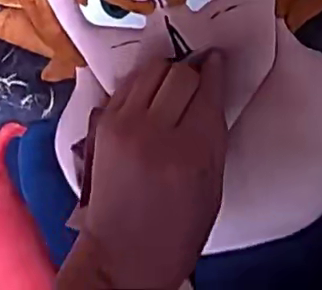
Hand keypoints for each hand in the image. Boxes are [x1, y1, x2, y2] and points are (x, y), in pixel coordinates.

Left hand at [57, 54, 227, 289]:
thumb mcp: (212, 185)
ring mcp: (124, 127)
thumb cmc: (174, 233)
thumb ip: (215, 131)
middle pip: (181, 73)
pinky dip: (145, 83)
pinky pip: (130, 82)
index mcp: (190, 153)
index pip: (207, 88)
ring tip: (174, 87)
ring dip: (169, 73)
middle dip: (194, 74)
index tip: (218, 61)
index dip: (216, 70)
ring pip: (154, 69)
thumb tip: (215, 86)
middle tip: (199, 81)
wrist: (119, 262)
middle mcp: (154, 134)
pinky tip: (152, 96)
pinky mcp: (103, 125)